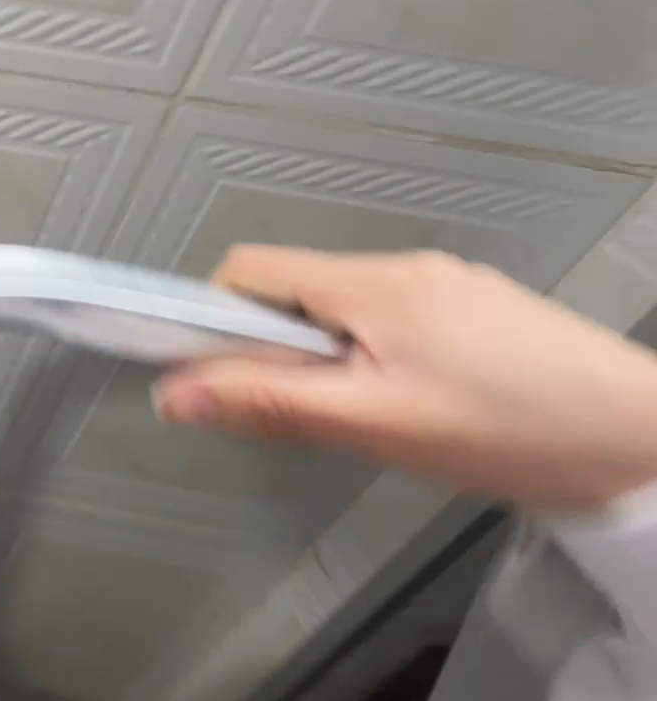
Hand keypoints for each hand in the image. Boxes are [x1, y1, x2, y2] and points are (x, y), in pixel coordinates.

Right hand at [155, 246, 656, 512]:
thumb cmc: (527, 431)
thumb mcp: (376, 423)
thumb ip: (267, 402)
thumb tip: (174, 396)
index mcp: (372, 284)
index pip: (246, 270)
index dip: (216, 313)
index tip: (219, 361)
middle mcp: (403, 269)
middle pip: (290, 288)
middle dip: (276, 342)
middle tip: (307, 397)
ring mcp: (442, 284)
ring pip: (335, 305)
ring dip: (324, 351)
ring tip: (368, 406)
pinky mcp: (470, 306)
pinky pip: (381, 316)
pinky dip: (367, 351)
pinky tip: (411, 396)